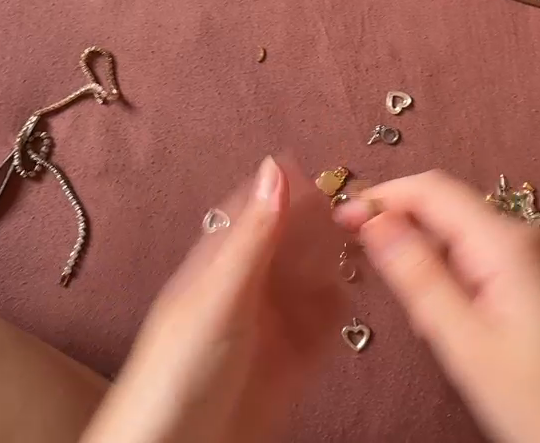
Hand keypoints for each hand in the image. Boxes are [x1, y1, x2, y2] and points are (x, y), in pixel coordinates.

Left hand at [81, 157, 345, 442]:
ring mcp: (270, 323)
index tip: (329, 174)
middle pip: (293, 240)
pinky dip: (338, 308)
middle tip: (359, 214)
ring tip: (362, 251)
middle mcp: (248, 285)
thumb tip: (274, 166)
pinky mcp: (289, 361)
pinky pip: (322, 325)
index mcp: (222, 260)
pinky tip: (349, 298)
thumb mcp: (220, 295)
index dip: (292, 188)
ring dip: (335, 263)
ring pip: (312, 278)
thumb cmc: (177, 372)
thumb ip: (253, 235)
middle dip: (323, 225)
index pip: (261, 208)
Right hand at [336, 171, 539, 442]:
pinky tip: (446, 318)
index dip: (382, 195)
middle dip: (401, 224)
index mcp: (504, 242)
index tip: (340, 218)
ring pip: (462, 237)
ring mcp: (536, 263)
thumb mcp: (469, 347)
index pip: (432, 188)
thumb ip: (420, 278)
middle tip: (362, 260)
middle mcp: (522, 239)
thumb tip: (375, 223)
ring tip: (405, 301)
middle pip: (447, 207)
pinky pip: (482, 262)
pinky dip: (451, 275)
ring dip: (425, 253)